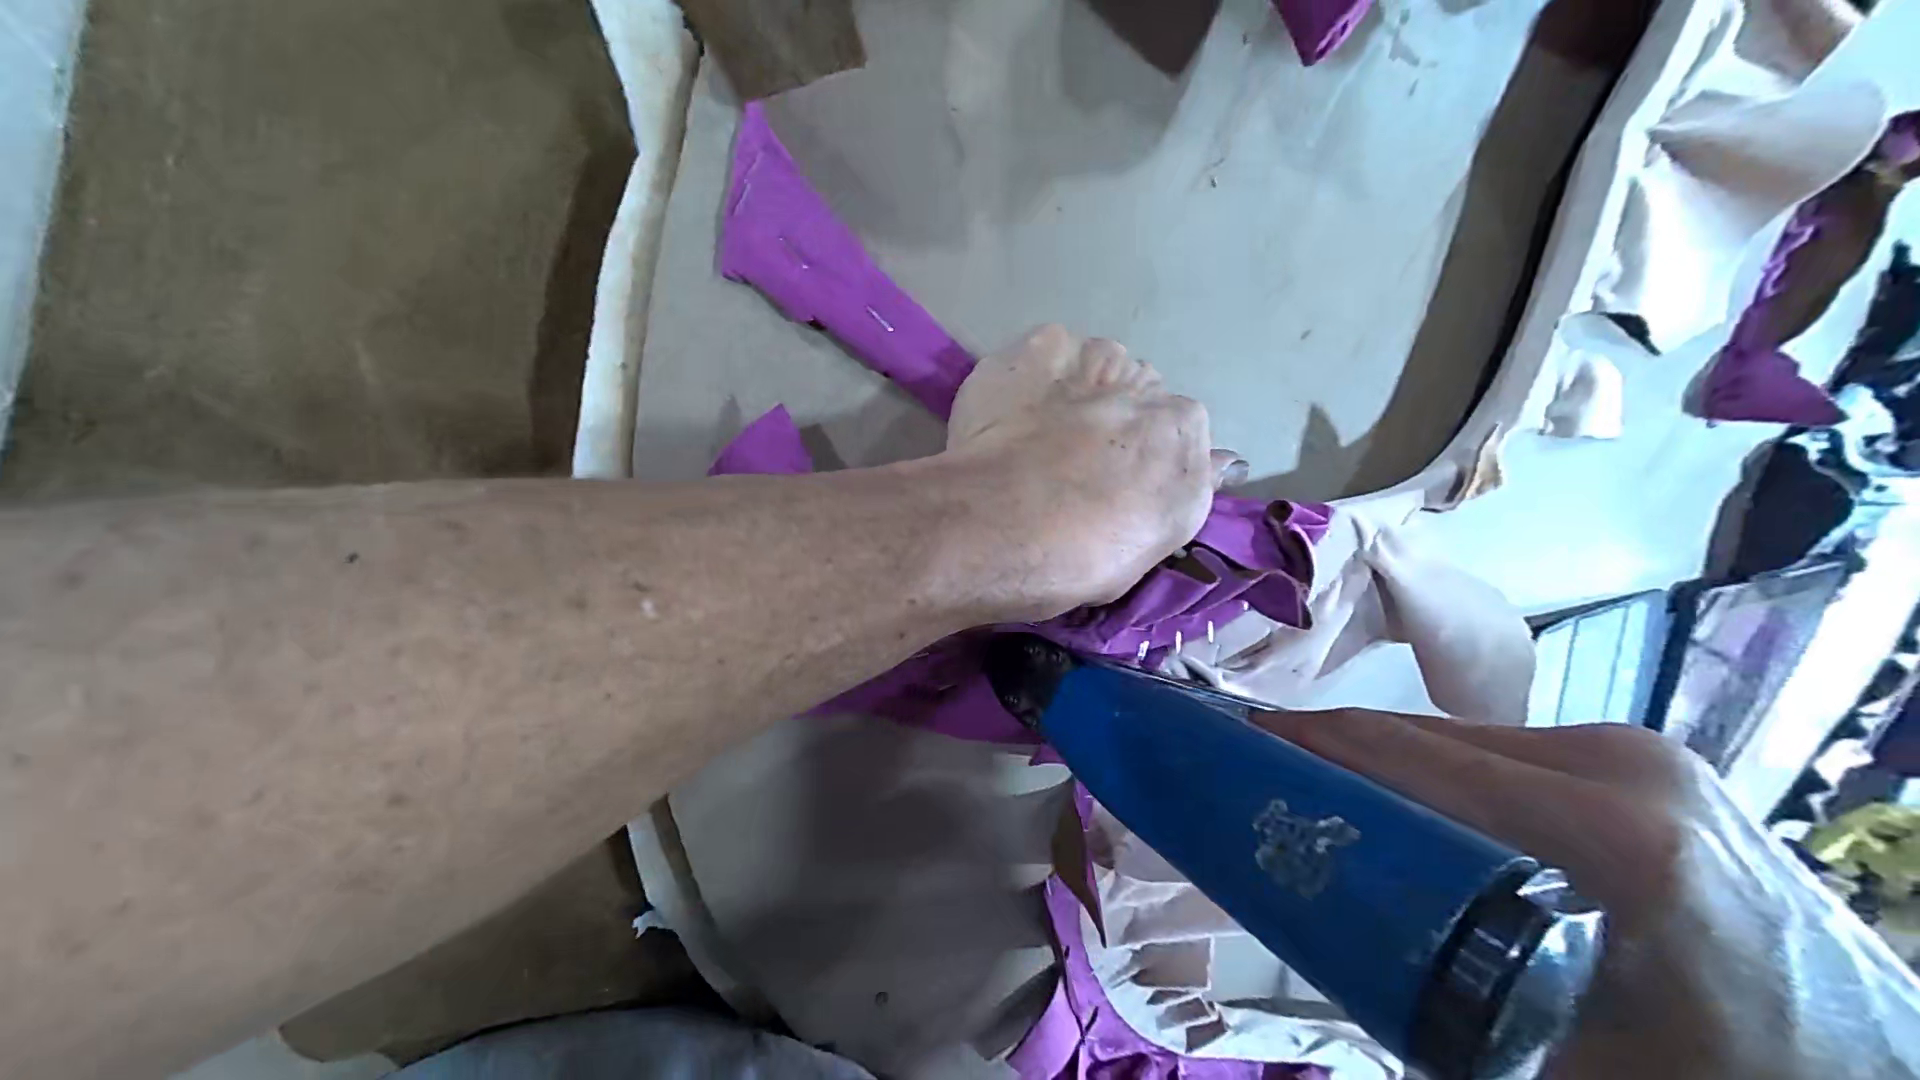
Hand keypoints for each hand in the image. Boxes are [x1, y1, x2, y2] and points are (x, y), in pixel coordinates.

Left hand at [940, 325, 1239, 620]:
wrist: (1006, 528)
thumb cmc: (1082, 559)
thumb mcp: (1155, 542)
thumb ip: (1190, 488)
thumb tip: (1227, 460)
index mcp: (1187, 435)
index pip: (1173, 432)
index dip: (1136, 456)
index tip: (1108, 479)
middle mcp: (1152, 390)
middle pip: (1135, 394)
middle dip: (1108, 418)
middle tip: (1067, 459)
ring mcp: (1097, 360)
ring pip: (1094, 365)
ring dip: (1073, 390)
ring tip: (1032, 432)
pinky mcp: (1044, 346)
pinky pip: (1045, 354)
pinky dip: (1030, 376)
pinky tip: (1009, 410)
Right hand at [1254, 710, 1919, 1079]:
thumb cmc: (1701, 1076)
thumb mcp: (1543, 1050)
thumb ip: (1421, 976)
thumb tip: (1307, 910)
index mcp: (1612, 834)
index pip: (1413, 756)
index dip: (1315, 740)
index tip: (1243, 737)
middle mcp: (1627, 765)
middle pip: (1429, 737)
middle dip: (1337, 747)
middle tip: (1266, 766)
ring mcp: (1644, 756)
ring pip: (1461, 738)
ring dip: (1384, 758)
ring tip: (1319, 779)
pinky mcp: (1647, 765)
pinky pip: (1502, 752)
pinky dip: (1438, 768)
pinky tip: (1406, 794)